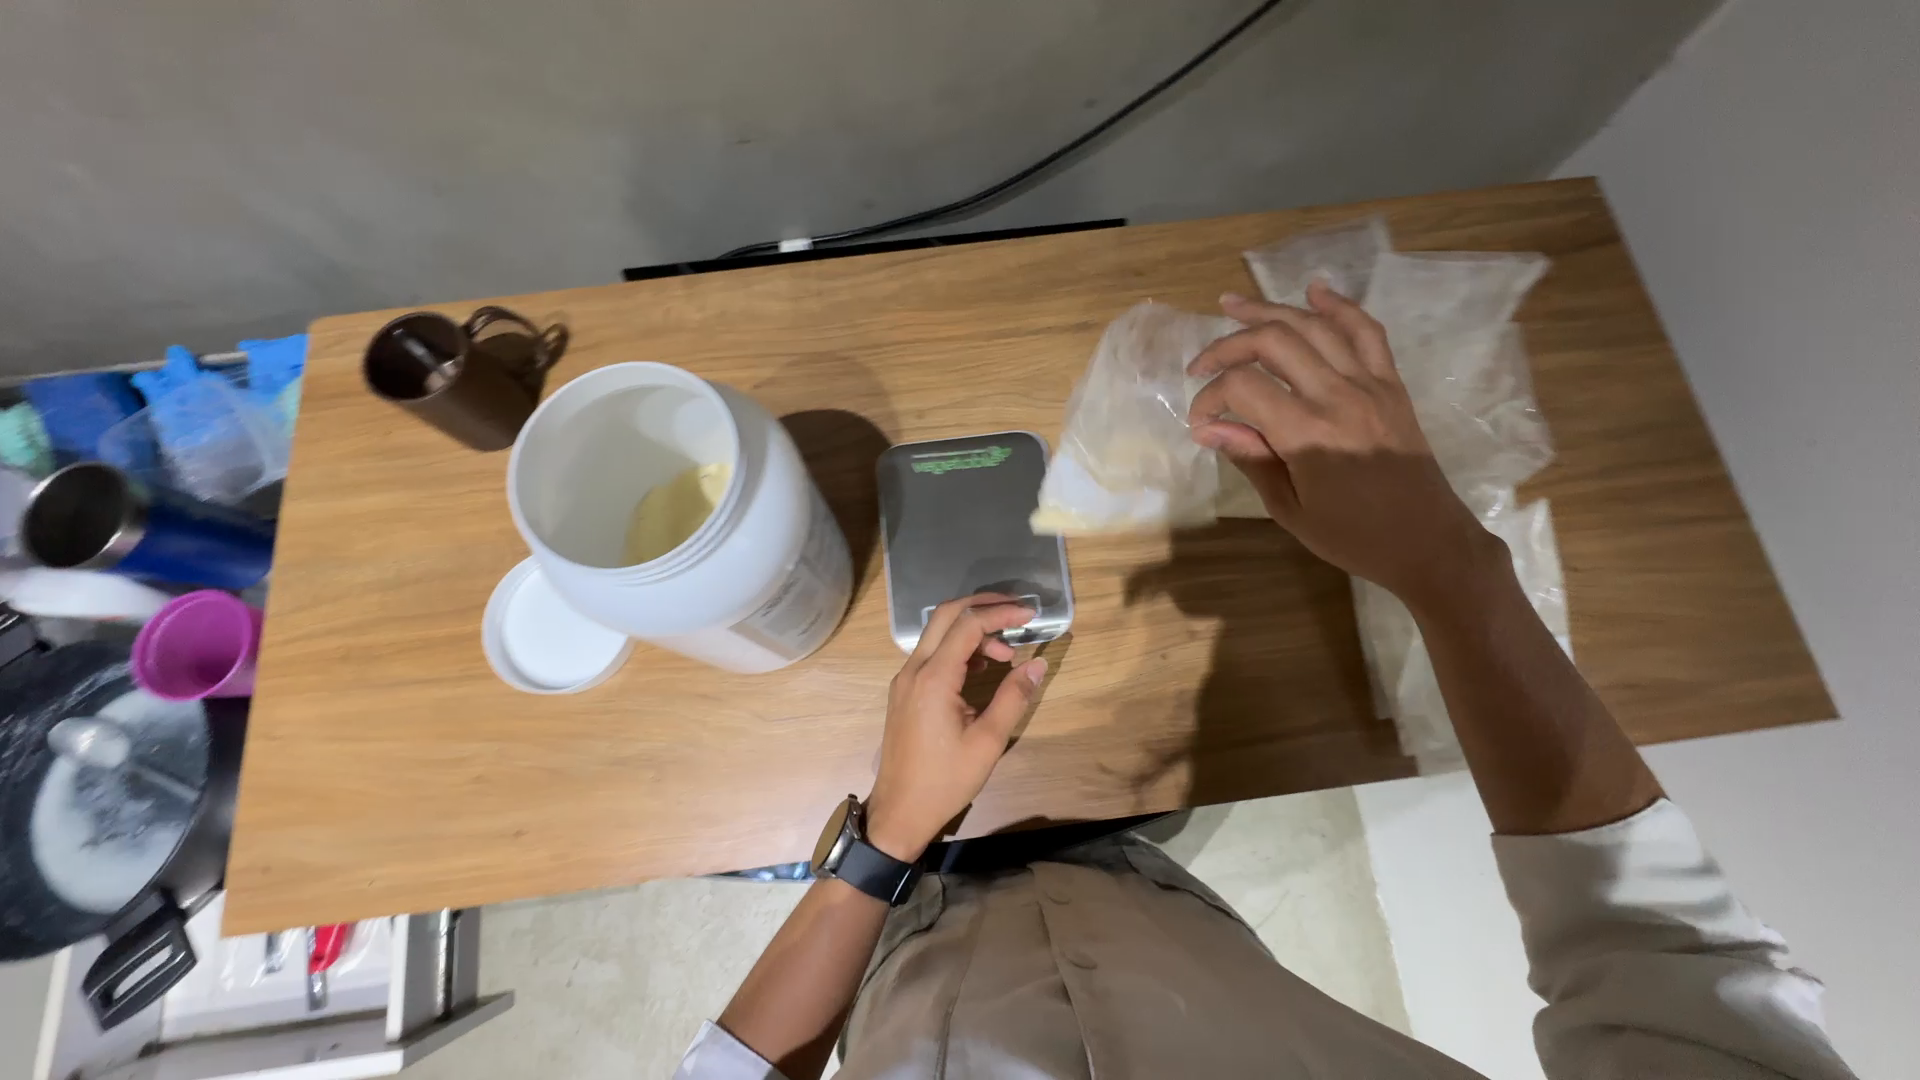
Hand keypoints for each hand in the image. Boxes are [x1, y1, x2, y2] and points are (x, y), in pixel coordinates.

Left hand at [864, 594, 1047, 860]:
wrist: (900, 811)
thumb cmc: (946, 780)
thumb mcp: (988, 741)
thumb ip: (1013, 697)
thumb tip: (1038, 664)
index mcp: (933, 678)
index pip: (968, 625)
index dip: (1001, 613)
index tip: (1031, 614)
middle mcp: (914, 669)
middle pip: (946, 615)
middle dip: (982, 606)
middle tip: (1017, 611)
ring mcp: (905, 678)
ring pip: (938, 633)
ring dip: (972, 630)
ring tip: (1006, 654)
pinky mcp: (905, 690)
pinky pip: (932, 653)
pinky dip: (958, 648)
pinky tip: (982, 668)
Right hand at [1187, 282, 1502, 608]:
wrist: (1428, 542)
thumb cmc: (1352, 537)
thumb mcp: (1289, 508)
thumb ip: (1251, 458)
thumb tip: (1207, 428)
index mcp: (1307, 434)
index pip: (1242, 388)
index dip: (1209, 397)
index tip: (1199, 422)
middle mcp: (1338, 396)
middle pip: (1274, 341)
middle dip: (1228, 345)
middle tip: (1200, 363)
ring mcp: (1370, 384)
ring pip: (1315, 326)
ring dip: (1270, 309)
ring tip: (1234, 305)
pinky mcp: (1391, 384)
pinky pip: (1367, 331)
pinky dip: (1339, 306)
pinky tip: (1314, 290)